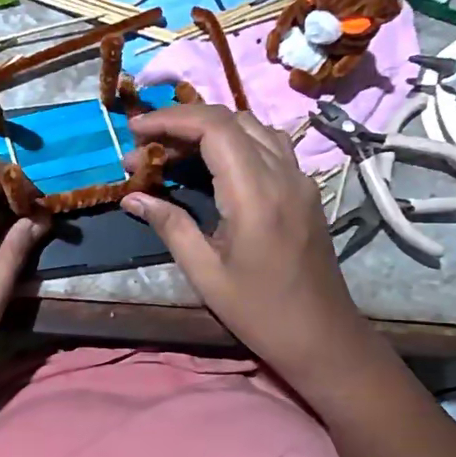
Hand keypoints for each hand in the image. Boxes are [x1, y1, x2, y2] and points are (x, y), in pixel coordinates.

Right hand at [120, 105, 379, 384]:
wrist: (323, 337)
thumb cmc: (260, 312)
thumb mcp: (206, 274)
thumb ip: (170, 226)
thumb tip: (132, 196)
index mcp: (256, 194)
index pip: (213, 127)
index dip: (170, 119)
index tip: (134, 130)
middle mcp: (283, 174)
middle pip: (231, 119)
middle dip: (183, 123)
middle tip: (145, 149)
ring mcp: (300, 179)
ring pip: (253, 127)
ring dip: (210, 129)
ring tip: (173, 153)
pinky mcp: (305, 189)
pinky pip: (270, 145)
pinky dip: (235, 141)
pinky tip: (213, 164)